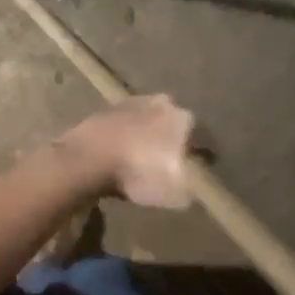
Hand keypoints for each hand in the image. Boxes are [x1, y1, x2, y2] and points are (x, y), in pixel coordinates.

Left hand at [55, 95, 194, 208]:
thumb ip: (194, 183)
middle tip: (175, 162)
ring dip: (152, 135)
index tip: (203, 172)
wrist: (88, 156)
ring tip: (148, 158)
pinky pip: (128, 124)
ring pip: (152, 121)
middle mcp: (161, 103)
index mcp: (184, 119)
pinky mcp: (108, 108)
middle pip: (177, 124)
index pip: (205, 140)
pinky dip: (130, 135)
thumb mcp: (181, 192)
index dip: (206, 158)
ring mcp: (132, 102)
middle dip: (178, 140)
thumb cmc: (140, 173)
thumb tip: (193, 178)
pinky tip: (127, 151)